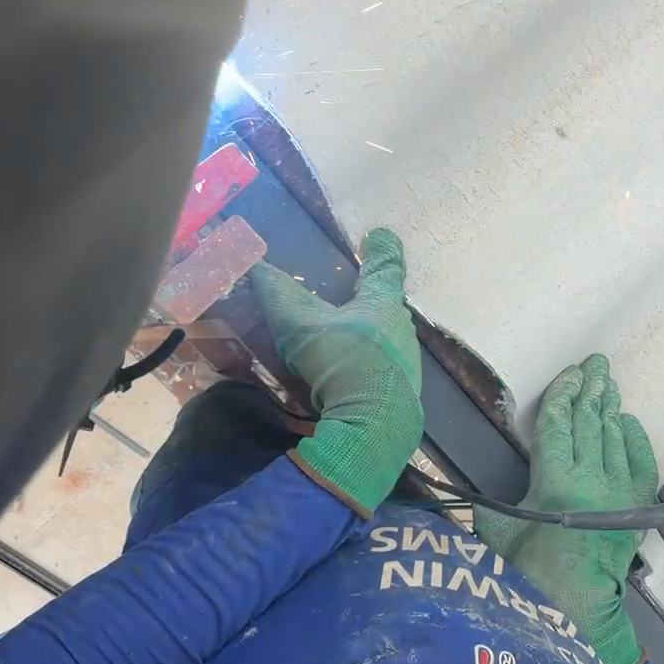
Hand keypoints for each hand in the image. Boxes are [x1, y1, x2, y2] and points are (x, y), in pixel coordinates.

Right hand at [250, 228, 422, 514]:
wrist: (373, 426)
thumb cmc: (342, 361)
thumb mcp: (301, 325)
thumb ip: (279, 295)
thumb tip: (256, 265)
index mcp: (383, 303)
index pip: (385, 266)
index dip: (381, 250)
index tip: (380, 237)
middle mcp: (402, 330)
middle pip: (387, 307)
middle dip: (371, 301)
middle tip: (353, 296)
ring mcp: (407, 364)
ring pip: (388, 341)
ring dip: (369, 339)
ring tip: (346, 342)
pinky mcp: (403, 395)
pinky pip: (384, 372)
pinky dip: (368, 368)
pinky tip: (350, 379)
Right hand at [474, 354, 656, 663]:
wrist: (577, 607)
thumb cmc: (530, 572)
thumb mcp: (496, 531)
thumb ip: (491, 502)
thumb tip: (477, 489)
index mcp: (553, 480)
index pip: (558, 423)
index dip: (563, 394)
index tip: (570, 372)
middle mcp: (591, 478)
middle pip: (591, 421)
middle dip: (592, 388)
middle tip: (596, 363)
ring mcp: (620, 490)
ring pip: (615, 437)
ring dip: (610, 407)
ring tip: (608, 383)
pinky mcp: (638, 504)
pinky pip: (640, 461)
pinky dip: (634, 438)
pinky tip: (627, 422)